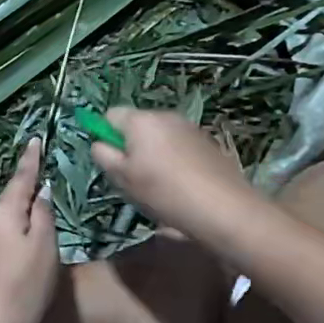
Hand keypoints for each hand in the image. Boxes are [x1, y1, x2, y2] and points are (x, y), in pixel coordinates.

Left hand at [0, 138, 58, 322]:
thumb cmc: (23, 285)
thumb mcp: (44, 246)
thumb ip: (42, 214)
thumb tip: (39, 192)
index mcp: (2, 210)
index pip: (21, 176)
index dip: (31, 158)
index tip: (36, 139)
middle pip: (11, 196)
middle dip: (28, 188)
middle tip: (48, 178)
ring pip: (5, 216)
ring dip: (21, 212)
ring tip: (41, 212)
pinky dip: (13, 229)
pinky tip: (24, 242)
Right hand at [88, 108, 253, 235]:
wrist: (223, 208)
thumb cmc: (164, 192)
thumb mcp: (122, 178)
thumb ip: (103, 155)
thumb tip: (100, 143)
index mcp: (140, 121)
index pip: (110, 115)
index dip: (105, 135)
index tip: (113, 161)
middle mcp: (165, 116)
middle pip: (136, 126)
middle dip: (131, 146)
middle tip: (133, 178)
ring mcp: (189, 127)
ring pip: (158, 137)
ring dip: (153, 154)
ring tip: (159, 185)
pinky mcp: (207, 142)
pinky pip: (178, 146)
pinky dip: (174, 160)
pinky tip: (181, 185)